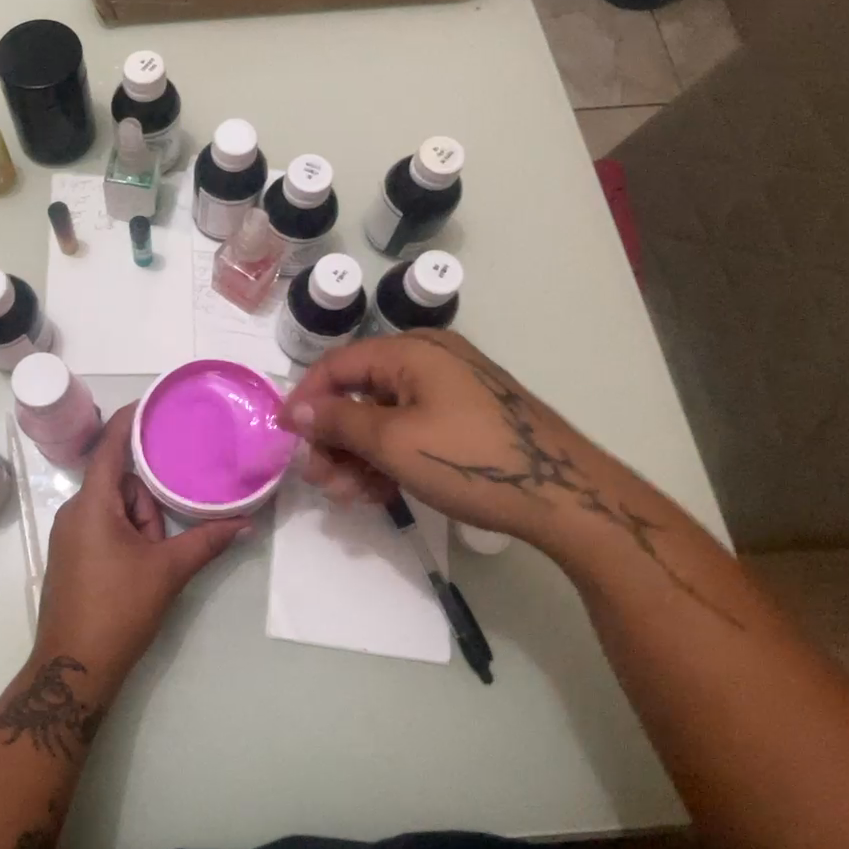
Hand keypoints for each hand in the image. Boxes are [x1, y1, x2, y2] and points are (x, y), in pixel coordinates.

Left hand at [35, 405, 250, 685]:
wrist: (74, 668)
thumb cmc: (117, 610)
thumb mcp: (168, 571)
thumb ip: (207, 541)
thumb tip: (246, 522)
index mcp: (92, 503)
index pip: (111, 446)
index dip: (131, 420)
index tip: (155, 402)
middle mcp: (75, 511)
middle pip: (121, 483)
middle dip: (150, 504)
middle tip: (165, 538)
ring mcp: (70, 535)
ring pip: (116, 509)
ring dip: (142, 527)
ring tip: (154, 563)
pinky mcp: (72, 556)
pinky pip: (105, 528)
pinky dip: (128, 536)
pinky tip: (145, 562)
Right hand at [279, 330, 609, 545]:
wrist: (565, 496)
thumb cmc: (472, 459)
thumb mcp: (394, 443)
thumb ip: (338, 423)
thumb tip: (296, 411)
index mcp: (412, 352)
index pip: (338, 365)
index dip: (305, 400)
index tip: (284, 436)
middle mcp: (430, 361)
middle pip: (359, 393)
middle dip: (334, 438)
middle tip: (321, 479)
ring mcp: (451, 391)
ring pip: (384, 417)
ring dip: (358, 455)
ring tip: (348, 495)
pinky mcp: (467, 419)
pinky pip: (411, 430)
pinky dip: (389, 458)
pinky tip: (378, 493)